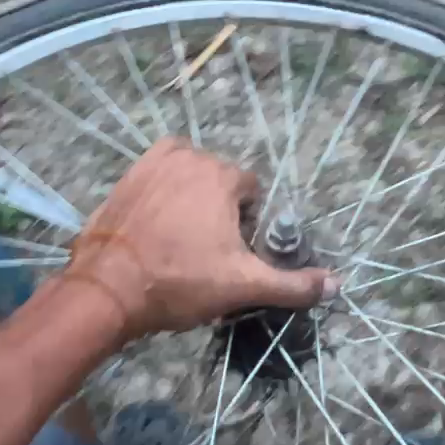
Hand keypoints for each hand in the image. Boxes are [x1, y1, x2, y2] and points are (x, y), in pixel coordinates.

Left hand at [60, 139, 335, 339]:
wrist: (107, 288)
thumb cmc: (179, 282)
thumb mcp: (243, 286)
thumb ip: (292, 284)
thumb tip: (337, 284)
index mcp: (223, 176)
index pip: (251, 191)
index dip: (246, 222)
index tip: (230, 251)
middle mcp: (191, 156)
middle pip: (220, 180)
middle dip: (218, 209)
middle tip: (203, 250)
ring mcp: (154, 161)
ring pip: (189, 174)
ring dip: (190, 196)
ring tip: (177, 237)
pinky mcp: (128, 172)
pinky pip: (158, 172)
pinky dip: (162, 188)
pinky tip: (154, 221)